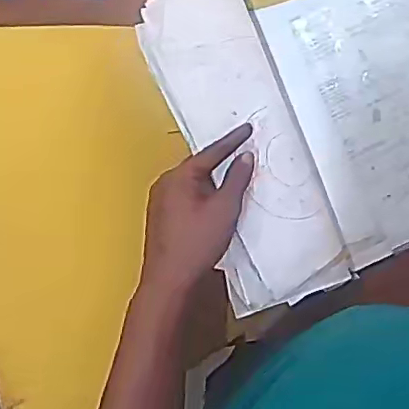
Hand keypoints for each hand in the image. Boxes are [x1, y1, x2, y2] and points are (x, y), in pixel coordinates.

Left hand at [140, 123, 254, 296]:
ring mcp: (161, 200)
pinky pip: (187, 195)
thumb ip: (237, 178)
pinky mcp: (162, 215)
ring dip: (214, 181)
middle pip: (200, 166)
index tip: (247, 130)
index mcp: (178, 177)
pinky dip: (205, 194)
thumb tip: (245, 157)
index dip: (232, 141)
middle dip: (222, 162)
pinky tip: (217, 203)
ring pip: (194, 182)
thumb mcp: (226, 207)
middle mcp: (165, 184)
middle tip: (244, 154)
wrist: (170, 279)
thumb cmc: (196, 243)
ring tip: (235, 181)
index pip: (211, 152)